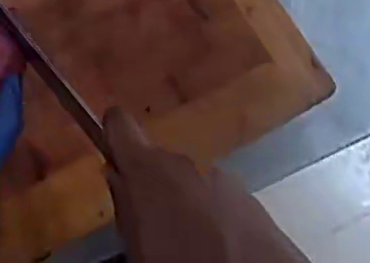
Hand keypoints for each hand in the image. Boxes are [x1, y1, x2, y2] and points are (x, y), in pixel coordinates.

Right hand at [104, 107, 308, 262]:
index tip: (113, 161)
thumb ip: (123, 206)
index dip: (113, 136)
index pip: (118, 121)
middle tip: (156, 233)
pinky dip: (220, 224)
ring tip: (194, 251)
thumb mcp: (137, 250)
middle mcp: (183, 163)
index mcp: (148, 169)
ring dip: (189, 208)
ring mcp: (222, 180)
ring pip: (192, 186)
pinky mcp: (256, 205)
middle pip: (157, 162)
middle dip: (155, 189)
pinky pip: (224, 205)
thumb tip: (116, 175)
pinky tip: (225, 257)